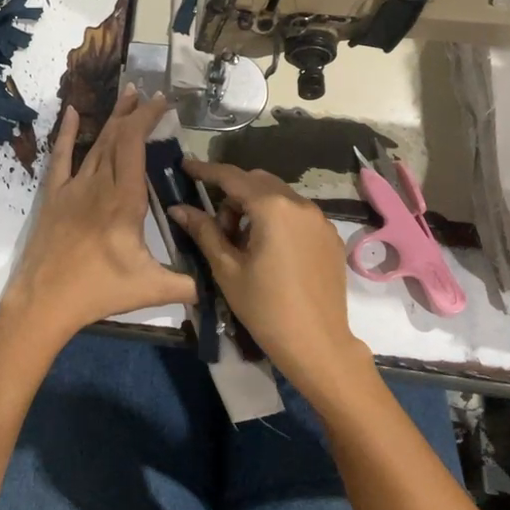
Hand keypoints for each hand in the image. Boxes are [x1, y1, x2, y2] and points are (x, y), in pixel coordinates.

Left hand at [4, 86, 195, 337]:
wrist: (44, 300)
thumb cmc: (98, 291)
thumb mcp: (151, 290)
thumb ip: (186, 285)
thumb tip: (213, 287)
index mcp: (124, 200)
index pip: (136, 145)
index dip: (148, 118)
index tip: (163, 101)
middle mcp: (98, 185)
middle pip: (117, 138)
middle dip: (134, 113)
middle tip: (148, 94)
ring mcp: (72, 189)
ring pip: (95, 144)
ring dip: (112, 119)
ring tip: (125, 96)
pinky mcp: (53, 197)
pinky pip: (60, 158)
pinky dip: (67, 133)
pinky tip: (71, 112)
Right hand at [168, 160, 369, 380]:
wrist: (317, 342)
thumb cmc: (264, 306)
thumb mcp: (226, 268)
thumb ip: (204, 231)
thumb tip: (179, 208)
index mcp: (272, 208)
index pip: (232, 177)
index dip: (206, 171)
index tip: (185, 166)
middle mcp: (300, 205)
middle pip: (258, 182)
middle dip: (232, 193)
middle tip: (216, 225)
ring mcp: (320, 220)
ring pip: (279, 197)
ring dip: (254, 207)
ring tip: (240, 243)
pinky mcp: (330, 238)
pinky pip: (297, 215)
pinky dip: (276, 219)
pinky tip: (267, 251)